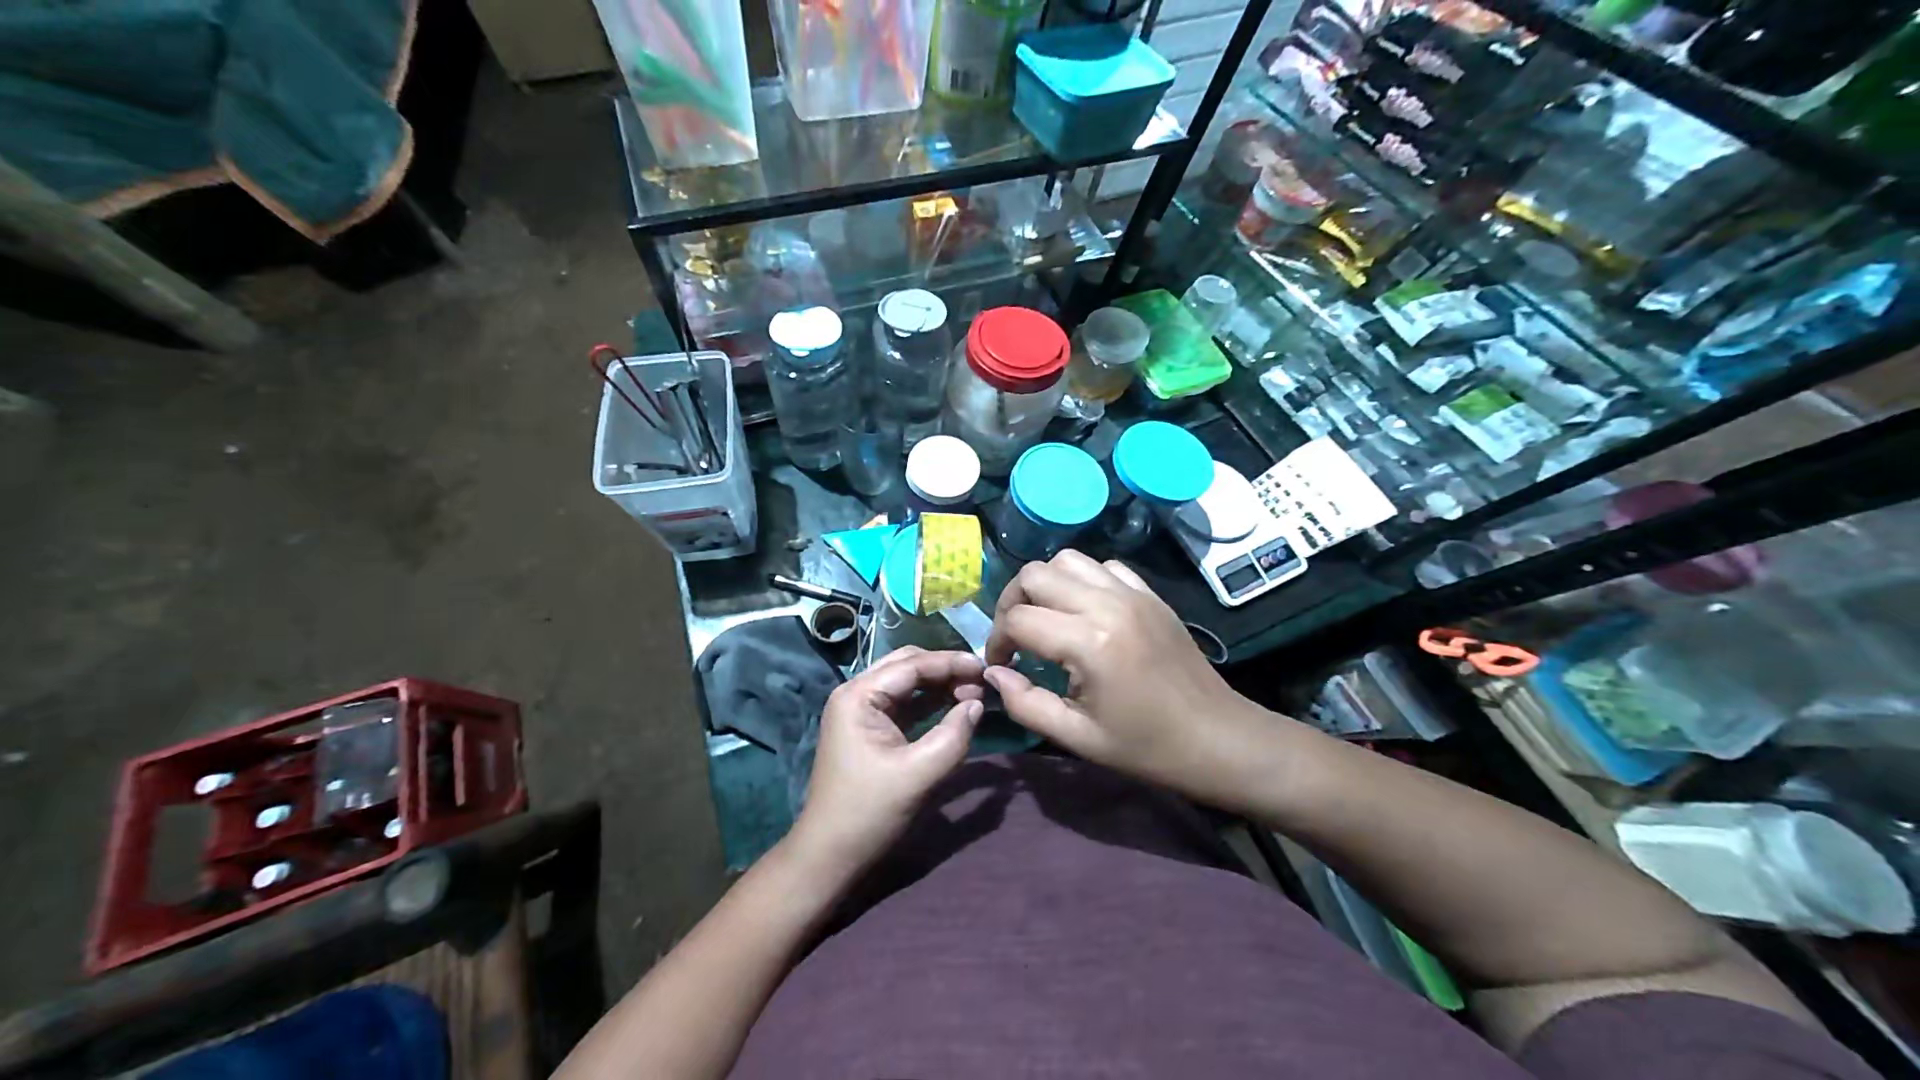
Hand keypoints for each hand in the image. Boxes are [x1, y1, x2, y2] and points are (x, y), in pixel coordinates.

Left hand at [789, 647, 985, 875]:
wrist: (831, 855)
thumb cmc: (870, 812)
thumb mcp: (919, 773)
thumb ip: (953, 735)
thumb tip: (977, 704)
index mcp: (859, 696)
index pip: (912, 664)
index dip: (951, 663)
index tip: (986, 667)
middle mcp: (857, 694)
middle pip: (908, 666)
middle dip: (946, 670)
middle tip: (982, 681)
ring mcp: (861, 712)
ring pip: (907, 684)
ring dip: (940, 685)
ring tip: (975, 694)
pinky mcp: (870, 730)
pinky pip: (905, 704)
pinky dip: (931, 703)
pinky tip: (956, 708)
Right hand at [982, 551, 1264, 799]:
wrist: (1217, 737)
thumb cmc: (1146, 746)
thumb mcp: (1077, 736)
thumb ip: (1025, 703)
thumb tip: (993, 673)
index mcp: (1088, 642)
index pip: (1018, 619)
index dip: (997, 641)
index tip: (1000, 665)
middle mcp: (1107, 604)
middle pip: (1035, 574)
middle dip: (1012, 602)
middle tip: (1015, 637)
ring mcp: (1132, 593)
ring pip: (1067, 560)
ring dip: (1045, 584)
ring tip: (1045, 618)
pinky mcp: (1150, 594)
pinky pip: (1104, 566)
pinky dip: (1082, 580)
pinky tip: (1084, 611)